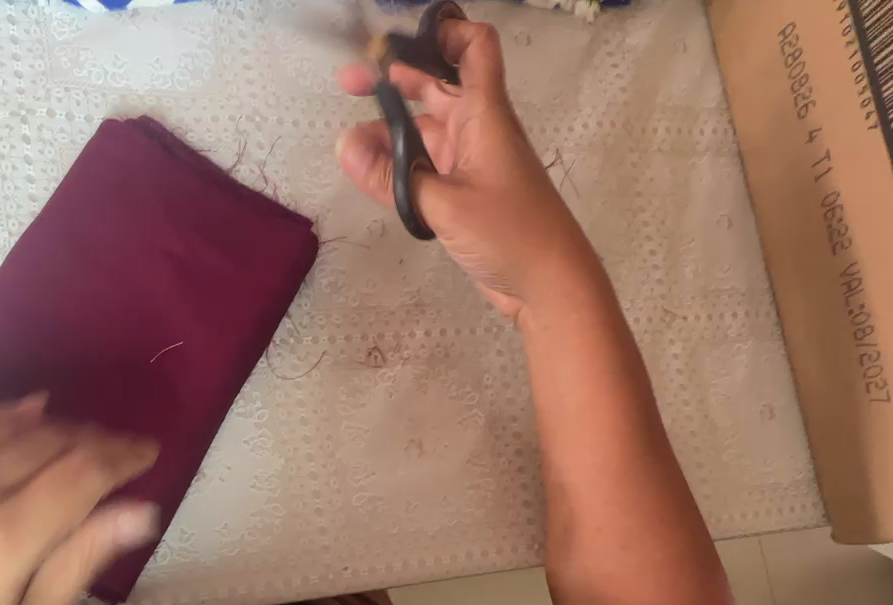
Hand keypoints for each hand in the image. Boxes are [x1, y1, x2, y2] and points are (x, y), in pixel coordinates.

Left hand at [0, 397, 159, 604]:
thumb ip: (85, 557)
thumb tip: (142, 511)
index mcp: (6, 539)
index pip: (82, 473)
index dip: (122, 456)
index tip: (148, 451)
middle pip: (48, 442)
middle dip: (95, 439)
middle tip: (122, 447)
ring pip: (5, 428)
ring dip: (54, 425)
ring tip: (84, 434)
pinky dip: (0, 416)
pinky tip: (28, 412)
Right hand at [335, 17, 596, 320]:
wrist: (548, 285)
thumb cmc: (510, 234)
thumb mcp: (446, 205)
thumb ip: (394, 178)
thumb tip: (343, 147)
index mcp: (484, 115)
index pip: (473, 48)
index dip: (443, 32)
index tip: (399, 41)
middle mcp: (477, 132)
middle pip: (436, 88)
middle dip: (395, 80)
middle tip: (349, 84)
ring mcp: (471, 166)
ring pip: (425, 134)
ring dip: (391, 133)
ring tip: (351, 145)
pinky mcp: (465, 198)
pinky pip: (426, 170)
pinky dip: (401, 168)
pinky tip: (374, 176)